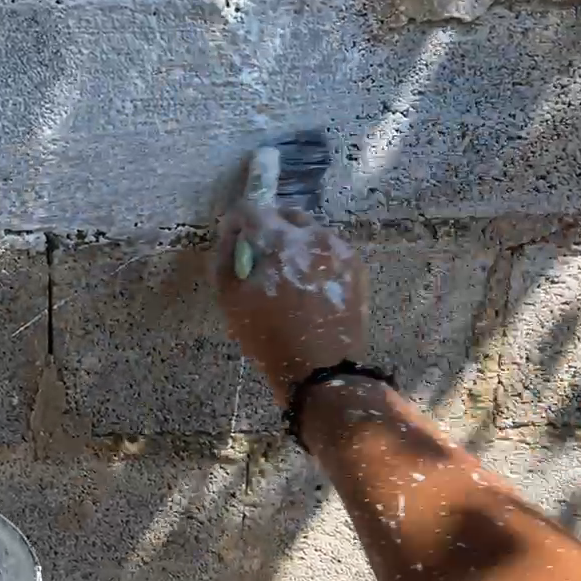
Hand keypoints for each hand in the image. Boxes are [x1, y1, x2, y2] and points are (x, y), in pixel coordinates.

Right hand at [215, 201, 369, 405]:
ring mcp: (339, 250)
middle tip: (258, 256)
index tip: (231, 238)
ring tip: (284, 272)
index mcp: (279, 240)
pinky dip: (313, 257)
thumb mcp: (229, 298)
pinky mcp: (356, 267)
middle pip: (284, 215)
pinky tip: (306, 282)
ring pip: (309, 231)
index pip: (250, 209)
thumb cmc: (267, 334)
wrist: (319, 371)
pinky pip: (329, 249)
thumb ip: (224, 257)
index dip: (235, 221)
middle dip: (267, 228)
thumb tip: (230, 234)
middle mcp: (313, 235)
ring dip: (292, 242)